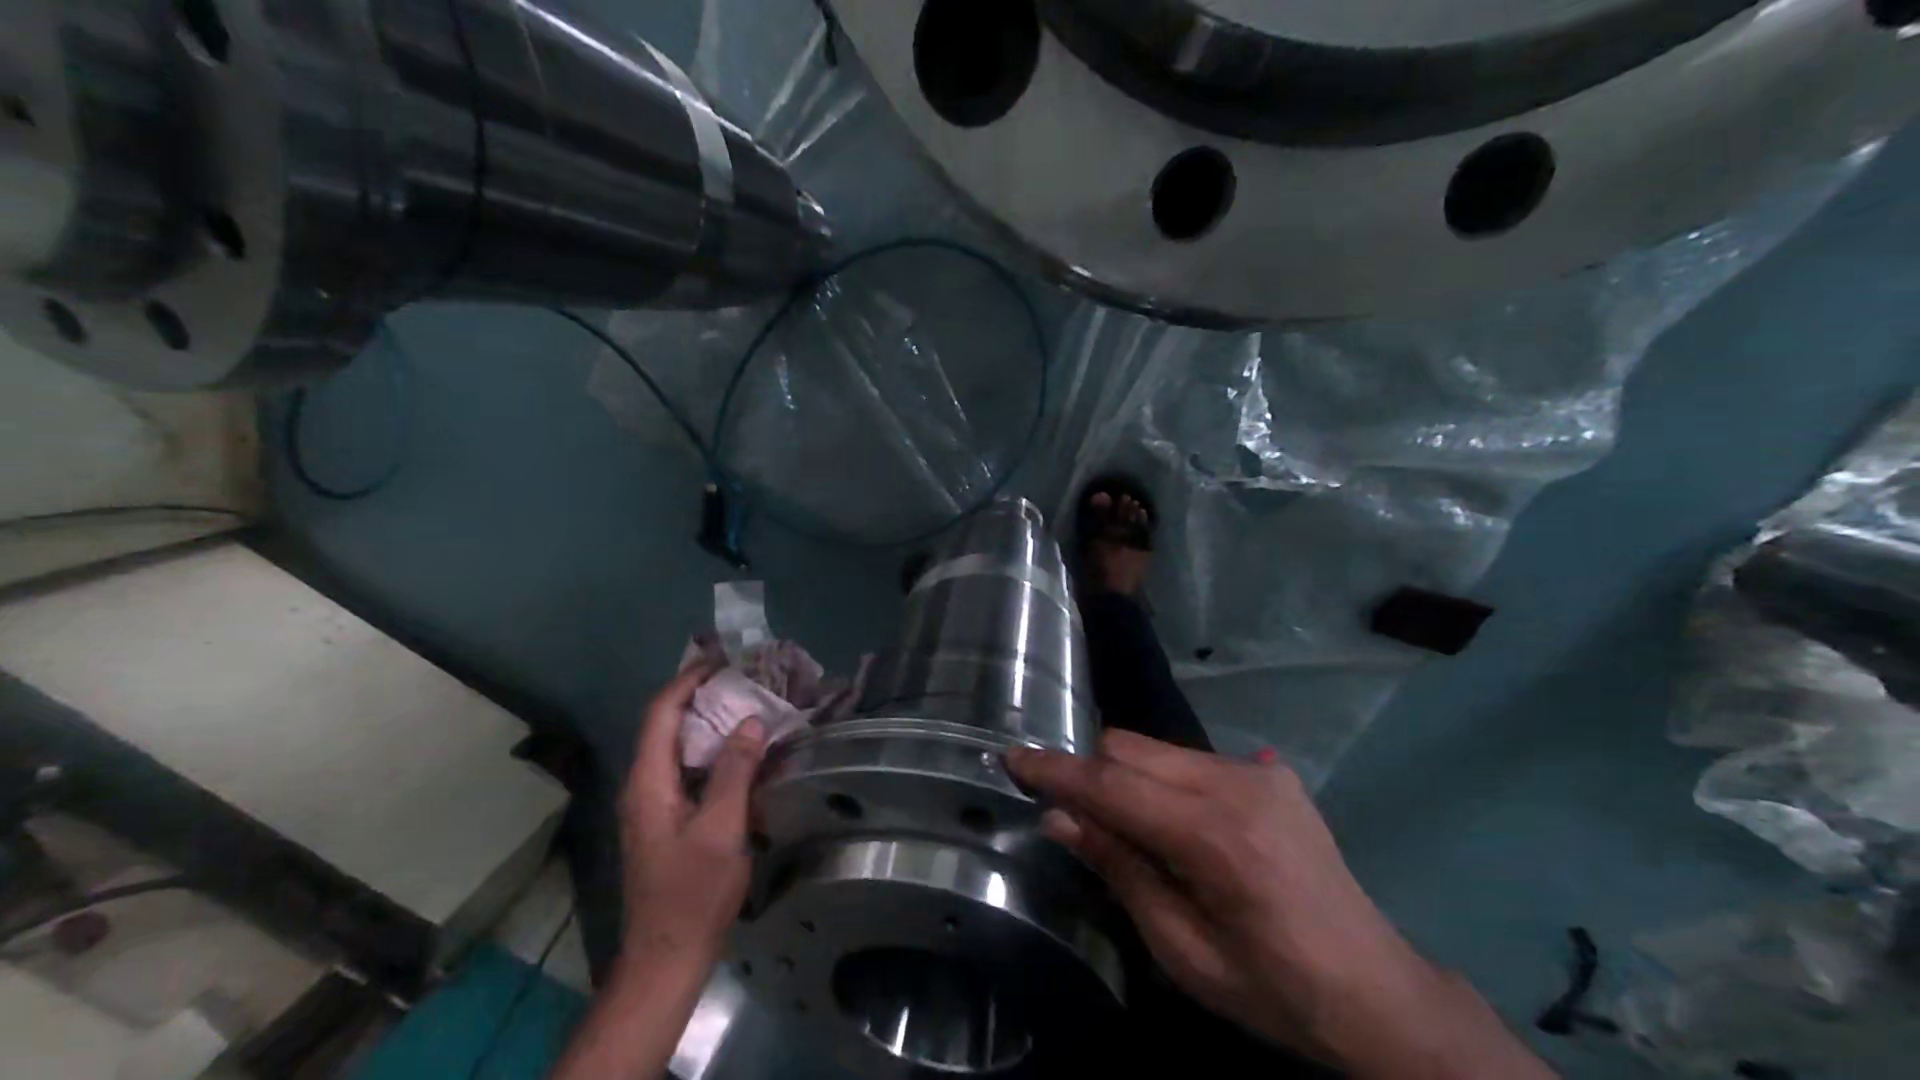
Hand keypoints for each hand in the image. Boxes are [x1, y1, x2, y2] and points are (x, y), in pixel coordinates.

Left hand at [551, 666, 768, 1079]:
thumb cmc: (694, 891)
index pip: (661, 714)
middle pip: (665, 726)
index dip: (687, 681)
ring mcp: (652, 805)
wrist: (667, 955)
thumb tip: (750, 722)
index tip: (720, 658)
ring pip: (676, 748)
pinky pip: (685, 770)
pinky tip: (741, 753)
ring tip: (746, 705)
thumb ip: (735, 772)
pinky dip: (711, 751)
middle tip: (741, 677)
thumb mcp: (722, 828)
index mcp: (648, 782)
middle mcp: (643, 786)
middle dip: (699, 696)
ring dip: (707, 723)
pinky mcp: (665, 820)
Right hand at [1006, 732, 1554, 1078]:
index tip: (1012, 757)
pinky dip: (1164, 781)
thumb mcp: (1183, 951)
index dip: (1057, 771)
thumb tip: (1062, 817)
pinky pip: (1190, 759)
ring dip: (1126, 777)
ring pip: (1157, 749)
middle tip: (1072, 816)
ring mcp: (1259, 771)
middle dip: (1091, 773)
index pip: (1114, 785)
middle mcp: (1237, 784)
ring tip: (1129, 830)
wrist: (1377, 989)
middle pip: (1131, 749)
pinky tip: (1174, 825)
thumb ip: (1121, 869)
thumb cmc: (1274, 989)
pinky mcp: (1272, 773)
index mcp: (1216, 837)